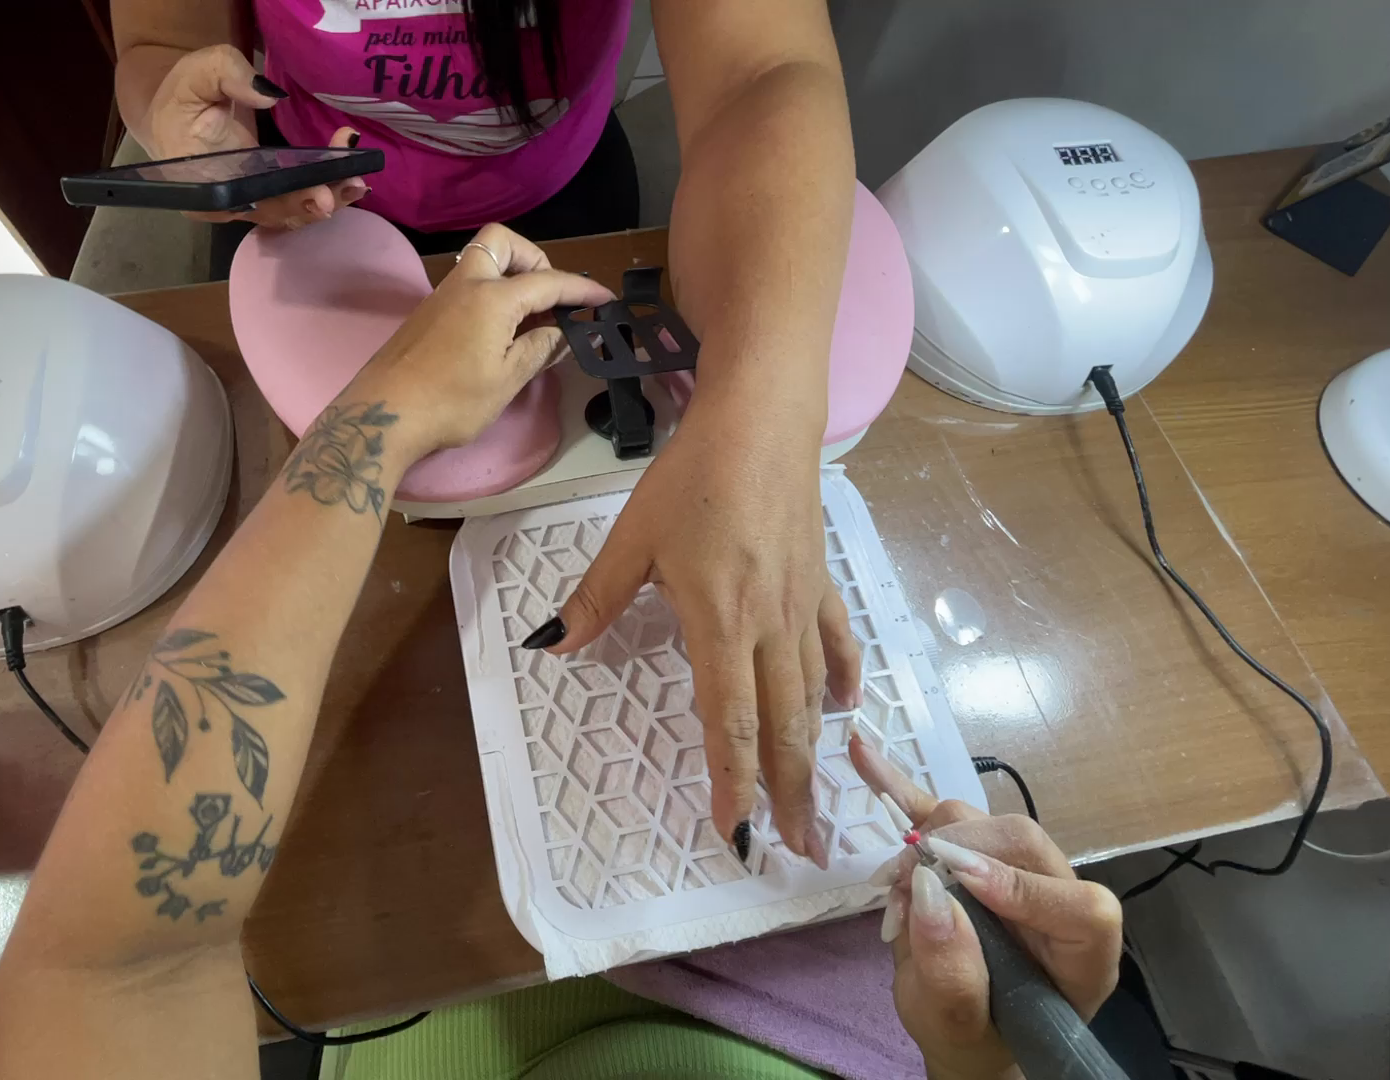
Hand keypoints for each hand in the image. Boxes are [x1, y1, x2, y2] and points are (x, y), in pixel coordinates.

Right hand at [144, 46, 366, 228]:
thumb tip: (269, 96)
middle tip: (350, 185)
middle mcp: (230, 205)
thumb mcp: (195, 73)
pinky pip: (298, 203)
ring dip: (330, 199)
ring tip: (358, 183)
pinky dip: (327, 194)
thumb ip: (226, 75)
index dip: (286, 199)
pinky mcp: (268, 199)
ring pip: (294, 213)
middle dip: (318, 200)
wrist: (175, 114)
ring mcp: (251, 206)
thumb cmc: (182, 96)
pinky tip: (352, 184)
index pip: (251, 199)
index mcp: (205, 184)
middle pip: (279, 212)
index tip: (318, 193)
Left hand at [347, 224, 613, 457]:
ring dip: (512, 277)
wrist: (385, 414)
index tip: (605, 299)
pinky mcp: (428, 314)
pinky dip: (492, 294)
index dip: (581, 290)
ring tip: (530, 321)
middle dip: (535, 260)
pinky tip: (500, 333)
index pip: (548, 282)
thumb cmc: (452, 402)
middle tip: (550, 301)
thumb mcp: (507, 380)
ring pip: (482, 262)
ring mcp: (442, 296)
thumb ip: (539, 349)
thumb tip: (561, 333)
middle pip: (503, 244)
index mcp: (492, 297)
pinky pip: (468, 285)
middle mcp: (466, 283)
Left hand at [537, 401, 860, 865]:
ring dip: (818, 756)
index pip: (730, 720)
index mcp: (720, 622)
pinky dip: (841, 681)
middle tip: (798, 849)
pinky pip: (837, 644)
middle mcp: (770, 627)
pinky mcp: (821, 583)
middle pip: (783, 724)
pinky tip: (842, 708)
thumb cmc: (692, 479)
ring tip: (824, 805)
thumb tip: (548, 647)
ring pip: (812, 697)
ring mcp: (804, 607)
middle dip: (790, 791)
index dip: (733, 782)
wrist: (761, 422)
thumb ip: (595, 600)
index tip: (737, 834)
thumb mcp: (632, 539)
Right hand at [853, 735, 1122, 1079]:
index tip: (958, 880)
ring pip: (976, 817)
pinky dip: (895, 783)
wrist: (961, 1023)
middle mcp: (1053, 898)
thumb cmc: (969, 1035)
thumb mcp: (956, 1024)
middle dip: (957, 849)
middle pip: (1022, 842)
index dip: (1021, 886)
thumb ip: (951, 972)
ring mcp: (1006, 864)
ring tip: (891, 884)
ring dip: (923, 837)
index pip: (1079, 905)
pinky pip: (930, 806)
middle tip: (907, 880)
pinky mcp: (961, 847)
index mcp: (1078, 954)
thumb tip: (929, 893)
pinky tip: (860, 752)